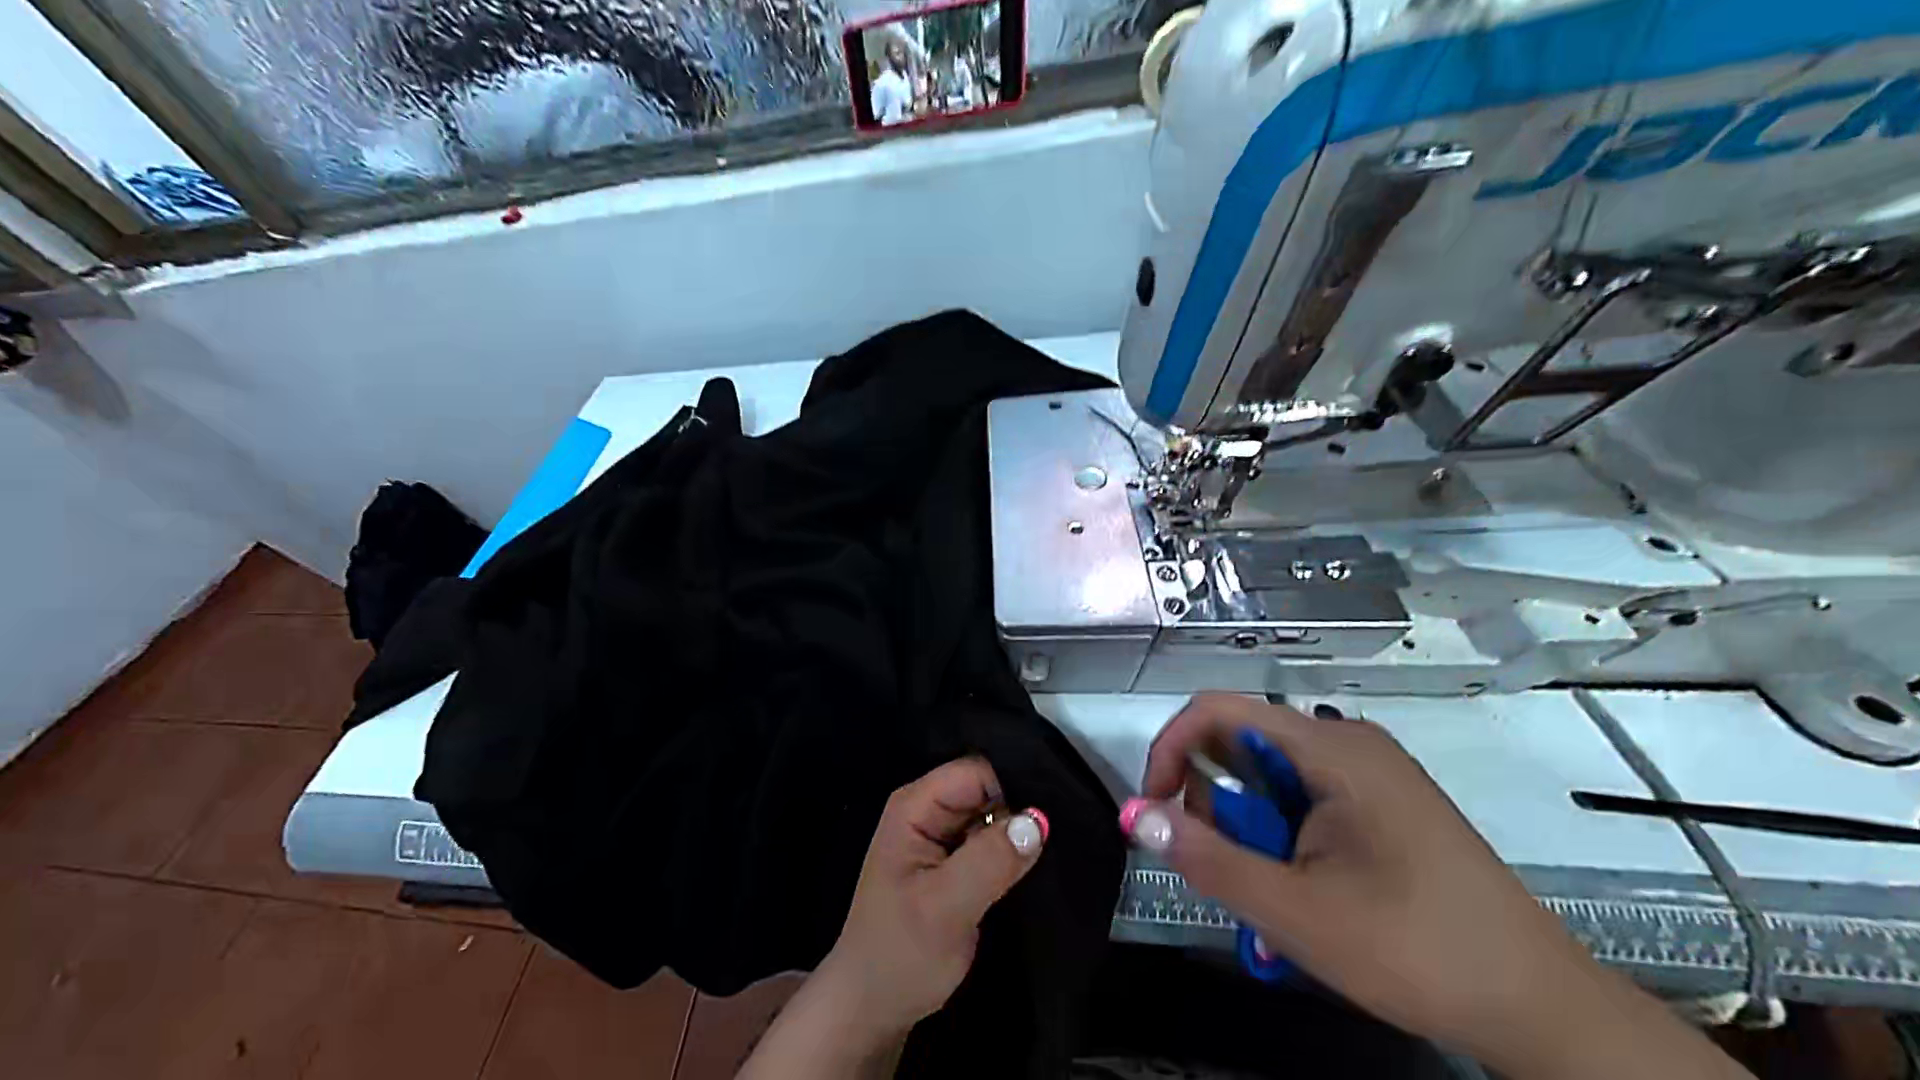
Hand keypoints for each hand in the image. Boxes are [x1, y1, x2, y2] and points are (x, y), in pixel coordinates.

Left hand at [817, 757, 1048, 1033]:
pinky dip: (1016, 850)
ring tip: (1063, 844)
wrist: (873, 1010)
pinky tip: (1043, 860)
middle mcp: (929, 810)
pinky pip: (994, 840)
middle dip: (1024, 805)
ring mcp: (943, 836)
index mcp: (915, 805)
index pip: (976, 771)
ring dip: (1023, 830)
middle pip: (989, 787)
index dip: (1016, 782)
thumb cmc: (898, 956)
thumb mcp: (944, 908)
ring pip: (996, 813)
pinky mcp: (958, 862)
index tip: (1057, 807)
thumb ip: (989, 861)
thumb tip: (1039, 820)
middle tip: (1068, 829)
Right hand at [1128, 693, 1750, 1079]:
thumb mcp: (1293, 910)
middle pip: (1241, 743)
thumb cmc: (1415, 950)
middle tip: (1221, 866)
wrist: (1542, 1008)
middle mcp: (1348, 742)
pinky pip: (1301, 795)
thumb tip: (1134, 815)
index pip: (1215, 710)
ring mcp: (1369, 771)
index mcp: (1330, 747)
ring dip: (1246, 825)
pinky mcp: (1381, 801)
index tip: (1156, 812)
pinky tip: (1300, 885)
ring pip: (1268, 774)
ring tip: (1268, 888)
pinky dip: (1278, 833)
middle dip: (1213, 801)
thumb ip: (1204, 857)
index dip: (1169, 749)